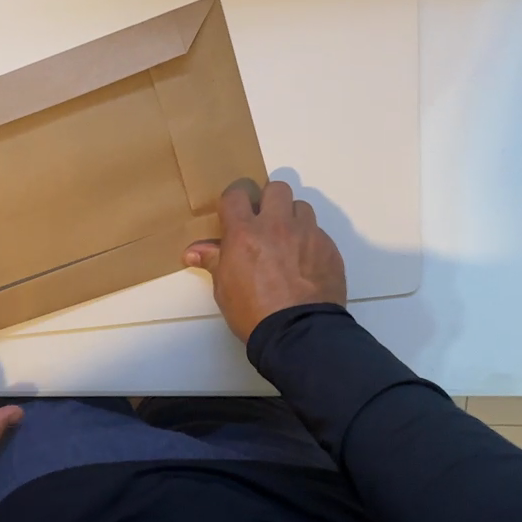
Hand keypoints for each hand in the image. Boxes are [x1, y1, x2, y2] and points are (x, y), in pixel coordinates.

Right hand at [183, 178, 347, 340]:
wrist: (298, 333)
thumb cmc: (252, 311)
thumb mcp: (224, 288)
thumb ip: (213, 261)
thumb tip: (192, 251)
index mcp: (244, 232)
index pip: (237, 194)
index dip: (235, 200)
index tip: (234, 214)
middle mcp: (277, 225)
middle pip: (276, 188)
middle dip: (268, 200)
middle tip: (264, 222)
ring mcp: (307, 234)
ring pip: (301, 207)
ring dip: (292, 218)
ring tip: (287, 241)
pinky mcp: (329, 249)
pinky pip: (318, 232)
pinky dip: (308, 241)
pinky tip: (303, 263)